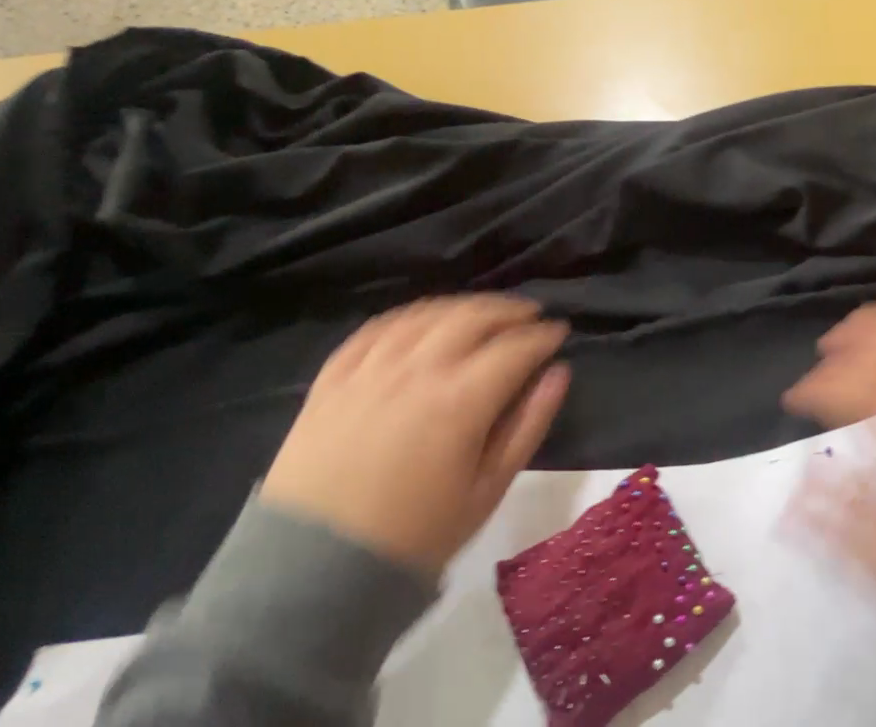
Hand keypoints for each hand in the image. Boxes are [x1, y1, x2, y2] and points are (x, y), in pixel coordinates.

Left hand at [261, 295, 570, 575]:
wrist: (316, 567)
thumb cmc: (418, 533)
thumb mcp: (489, 488)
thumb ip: (528, 424)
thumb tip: (557, 374)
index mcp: (461, 399)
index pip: (515, 347)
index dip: (543, 335)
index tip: (560, 332)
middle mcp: (416, 370)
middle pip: (472, 318)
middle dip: (508, 311)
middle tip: (529, 315)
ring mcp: (370, 369)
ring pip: (425, 315)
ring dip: (461, 307)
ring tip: (482, 314)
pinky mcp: (333, 378)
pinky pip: (375, 329)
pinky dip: (409, 317)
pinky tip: (423, 322)